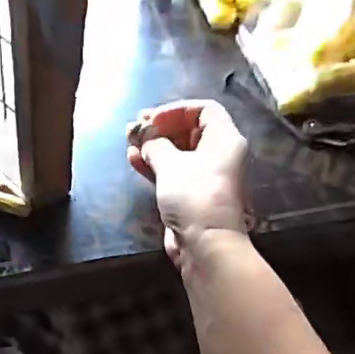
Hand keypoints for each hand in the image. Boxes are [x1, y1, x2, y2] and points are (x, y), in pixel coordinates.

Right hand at [127, 100, 248, 268]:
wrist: (205, 243)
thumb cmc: (194, 196)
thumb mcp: (171, 163)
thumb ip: (154, 143)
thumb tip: (142, 134)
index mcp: (224, 138)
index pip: (203, 110)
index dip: (176, 110)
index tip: (151, 118)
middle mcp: (218, 154)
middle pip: (189, 131)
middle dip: (161, 128)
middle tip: (135, 128)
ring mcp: (204, 177)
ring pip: (177, 153)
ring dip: (153, 146)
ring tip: (130, 143)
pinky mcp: (190, 195)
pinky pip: (171, 171)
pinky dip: (154, 164)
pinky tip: (134, 159)